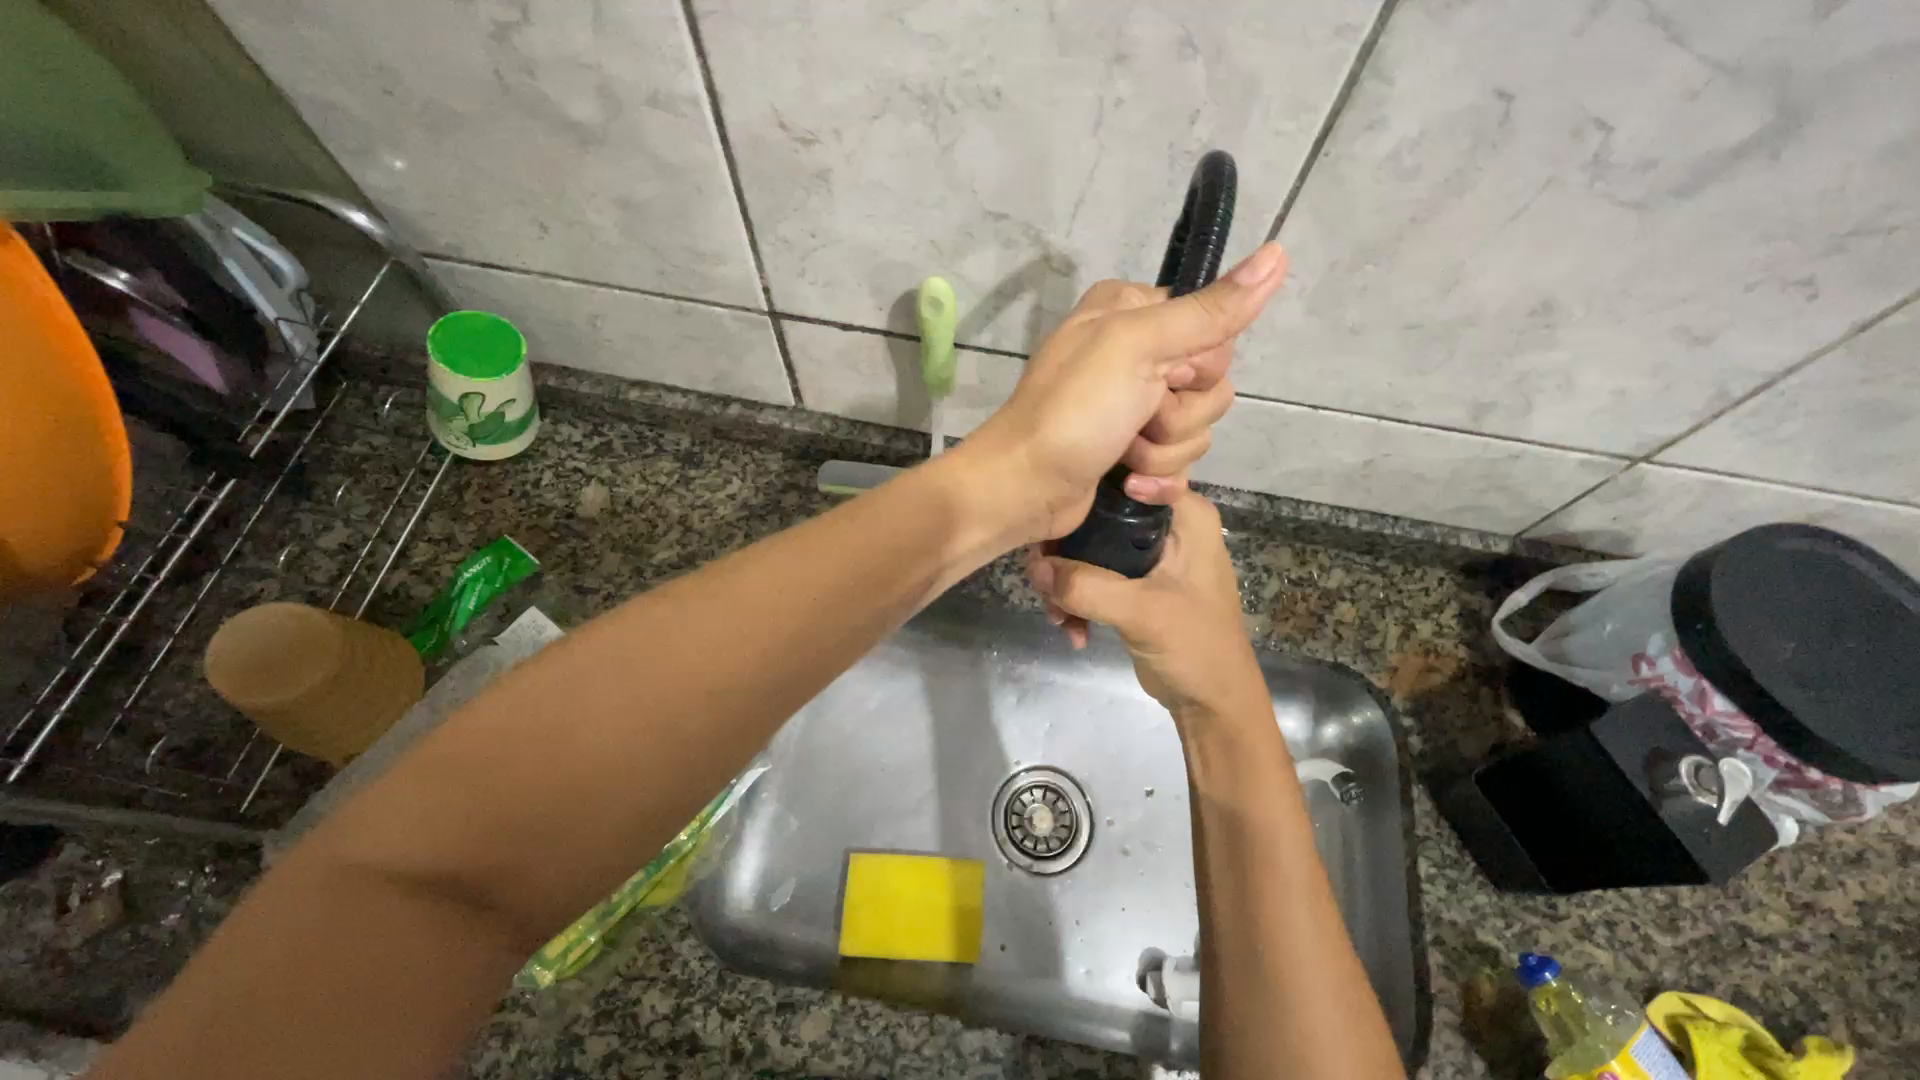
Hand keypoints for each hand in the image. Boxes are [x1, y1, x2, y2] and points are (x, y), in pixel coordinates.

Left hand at [963, 243, 1286, 544]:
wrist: (1024, 488)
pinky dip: (1157, 481)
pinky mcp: (1132, 453)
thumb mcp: (1140, 347)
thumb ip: (1210, 310)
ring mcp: (1133, 407)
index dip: (1199, 364)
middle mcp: (1135, 353)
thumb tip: (1279, 255)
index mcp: (1132, 311)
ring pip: (1197, 430)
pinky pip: (1178, 465)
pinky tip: (1127, 485)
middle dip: (1179, 416)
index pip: (1214, 329)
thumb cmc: (1075, 410)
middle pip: (1211, 385)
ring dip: (1163, 452)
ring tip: (1122, 455)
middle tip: (1138, 418)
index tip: (1165, 376)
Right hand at [1027, 491, 1266, 720]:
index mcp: (1184, 515)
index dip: (1086, 493)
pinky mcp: (1132, 583)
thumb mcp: (1142, 612)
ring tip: (1059, 617)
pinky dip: (1077, 600)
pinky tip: (1073, 631)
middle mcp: (1166, 525)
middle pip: (1098, 517)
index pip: (1126, 479)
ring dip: (1066, 583)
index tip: (1052, 520)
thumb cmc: (1196, 646)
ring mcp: (1147, 555)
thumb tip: (1035, 568)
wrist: (1211, 702)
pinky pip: (1090, 577)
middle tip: (1044, 583)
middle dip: (1065, 553)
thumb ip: (1087, 586)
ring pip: (1088, 549)